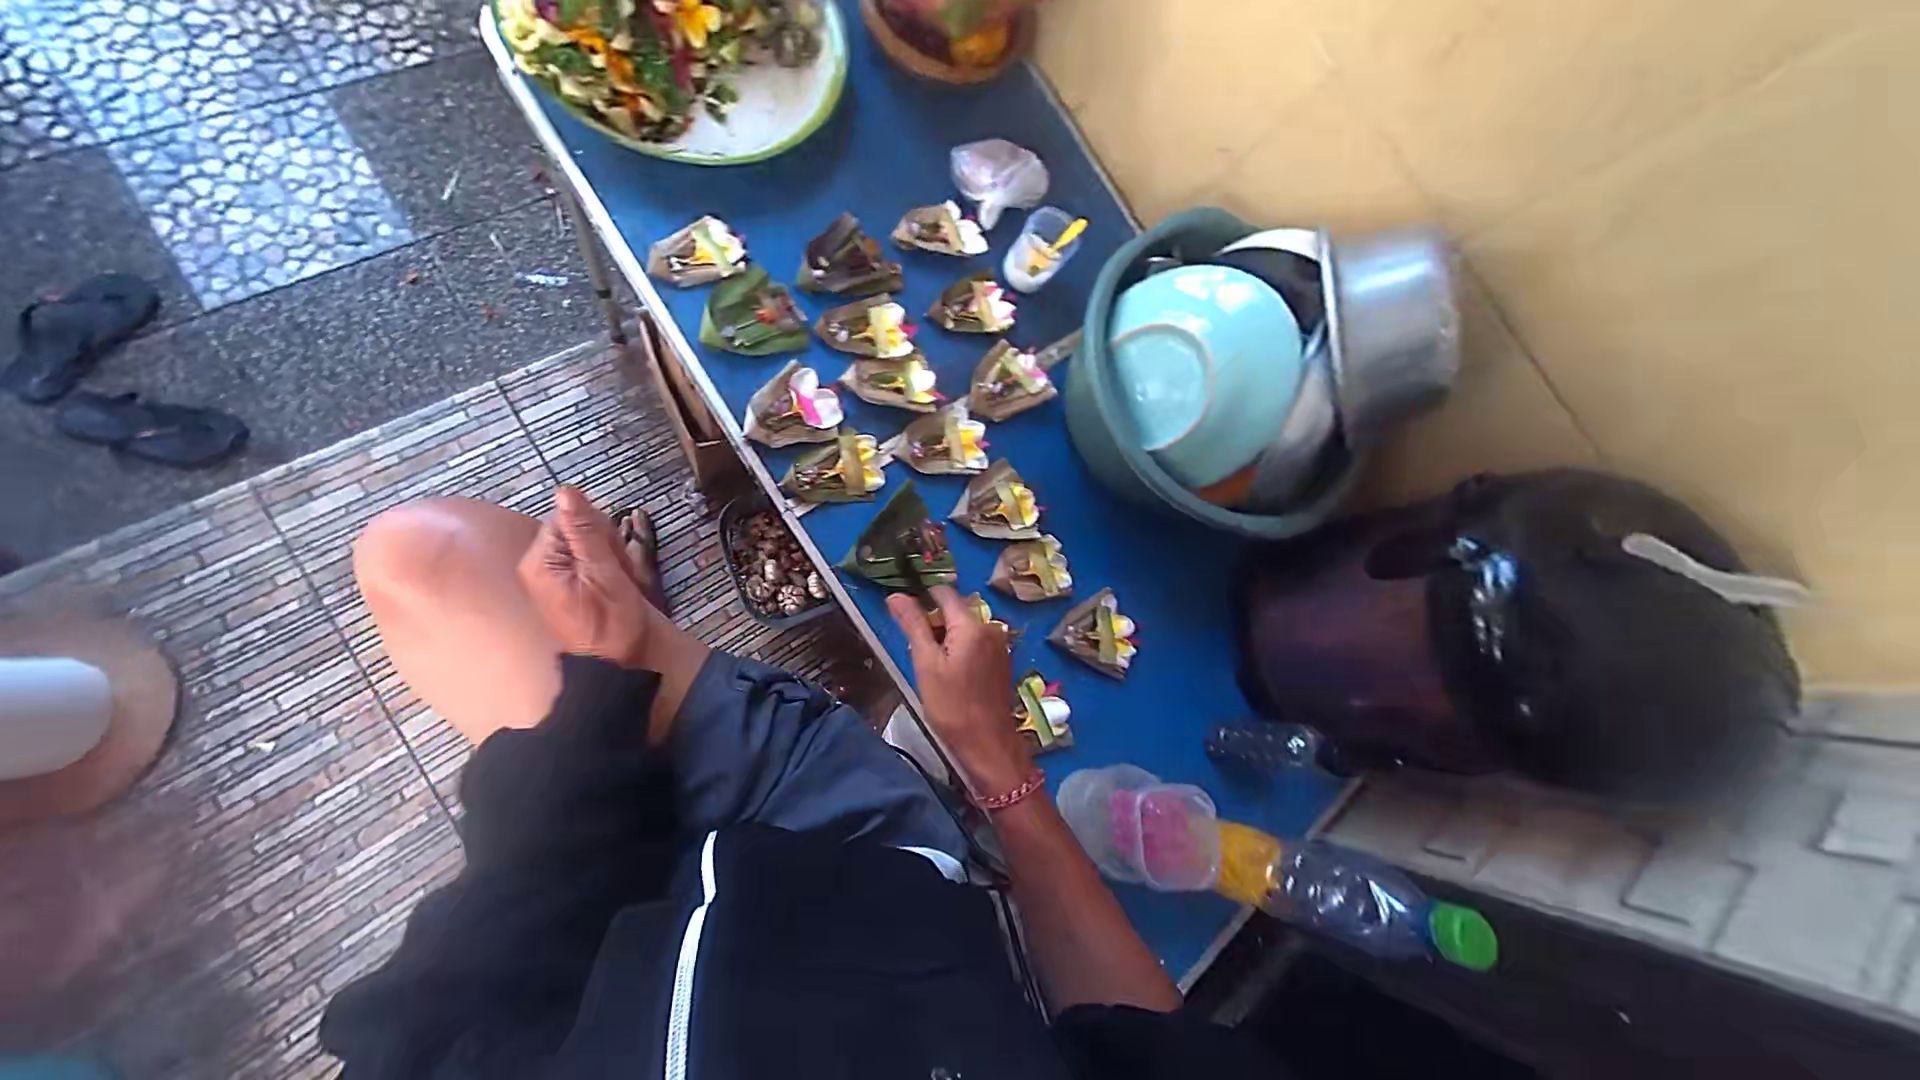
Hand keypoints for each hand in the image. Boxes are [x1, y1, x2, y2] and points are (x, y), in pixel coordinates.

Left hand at [518, 486, 655, 668]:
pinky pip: (590, 562)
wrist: (617, 665)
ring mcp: (552, 577)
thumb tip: (567, 491)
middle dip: (606, 545)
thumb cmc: (611, 624)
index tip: (612, 557)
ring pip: (589, 544)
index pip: (570, 517)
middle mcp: (539, 565)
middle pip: (578, 529)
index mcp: (541, 561)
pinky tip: (615, 590)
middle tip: (618, 576)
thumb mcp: (605, 574)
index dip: (599, 531)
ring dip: (611, 559)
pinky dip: (608, 571)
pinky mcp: (566, 586)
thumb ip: (586, 532)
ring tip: (619, 586)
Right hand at [887, 585, 1031, 795]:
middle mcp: (990, 626)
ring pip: (964, 626)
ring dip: (946, 638)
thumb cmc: (952, 706)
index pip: (944, 593)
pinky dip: (960, 649)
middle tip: (919, 652)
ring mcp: (999, 643)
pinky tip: (952, 673)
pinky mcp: (1001, 658)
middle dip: (934, 622)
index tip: (905, 616)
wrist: (988, 744)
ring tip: (934, 667)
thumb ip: (914, 626)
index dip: (922, 598)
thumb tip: (896, 595)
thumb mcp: (926, 664)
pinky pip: (976, 641)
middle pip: (955, 609)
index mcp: (972, 624)